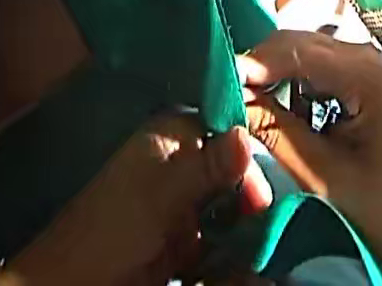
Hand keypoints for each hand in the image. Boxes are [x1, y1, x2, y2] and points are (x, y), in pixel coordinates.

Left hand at [0, 115, 272, 285]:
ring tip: (261, 237)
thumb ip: (207, 166)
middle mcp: (181, 160)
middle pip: (231, 165)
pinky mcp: (182, 237)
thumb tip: (248, 135)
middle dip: (250, 190)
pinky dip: (231, 243)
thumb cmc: (112, 229)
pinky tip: (244, 254)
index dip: (249, 150)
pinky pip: (218, 232)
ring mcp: (181, 200)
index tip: (269, 183)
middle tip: (266, 219)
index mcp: (172, 135)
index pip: (225, 126)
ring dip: (243, 220)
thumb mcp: (162, 195)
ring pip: (227, 200)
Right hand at [235, 30, 381, 226]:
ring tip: (249, 100)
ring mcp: (360, 57)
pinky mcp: (353, 67)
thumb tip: (234, 99)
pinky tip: (280, 104)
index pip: (298, 52)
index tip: (223, 80)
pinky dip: (288, 77)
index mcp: (364, 74)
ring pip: (299, 47)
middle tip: (228, 92)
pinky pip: (310, 59)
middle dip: (260, 64)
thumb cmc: (376, 199)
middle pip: (297, 42)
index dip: (257, 62)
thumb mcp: (319, 172)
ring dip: (272, 70)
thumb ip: (276, 131)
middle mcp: (363, 53)